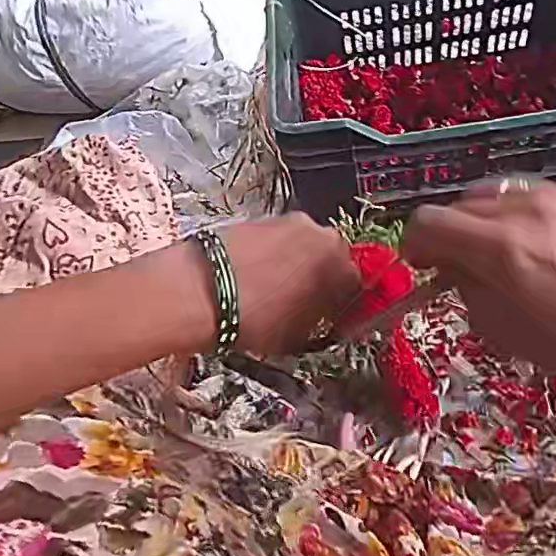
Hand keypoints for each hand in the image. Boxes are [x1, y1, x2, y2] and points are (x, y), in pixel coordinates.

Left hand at [213, 213, 360, 355]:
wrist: (199, 291)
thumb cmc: (256, 318)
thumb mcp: (298, 336)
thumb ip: (320, 323)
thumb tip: (321, 318)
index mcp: (342, 265)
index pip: (356, 286)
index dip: (343, 305)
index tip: (330, 317)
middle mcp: (323, 235)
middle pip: (330, 259)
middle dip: (321, 278)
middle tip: (303, 303)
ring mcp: (289, 222)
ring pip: (303, 246)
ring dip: (296, 264)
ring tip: (274, 290)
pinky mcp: (260, 218)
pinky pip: (276, 240)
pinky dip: (272, 255)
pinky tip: (255, 277)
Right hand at [400, 180, 555, 446]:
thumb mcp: (496, 325)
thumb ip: (463, 285)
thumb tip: (449, 265)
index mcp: (501, 248)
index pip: (430, 222)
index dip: (415, 244)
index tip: (421, 263)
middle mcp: (526, 212)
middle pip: (456, 204)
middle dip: (448, 234)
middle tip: (454, 264)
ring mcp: (555, 200)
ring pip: (489, 194)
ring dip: (478, 221)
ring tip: (493, 252)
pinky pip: (524, 195)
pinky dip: (511, 214)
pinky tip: (525, 242)